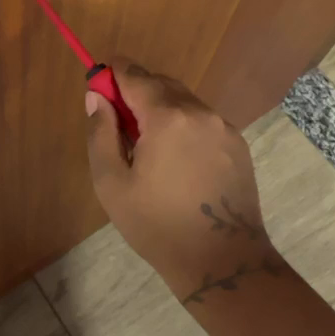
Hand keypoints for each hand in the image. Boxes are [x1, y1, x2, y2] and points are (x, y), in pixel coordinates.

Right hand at [82, 60, 276, 299]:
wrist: (223, 261)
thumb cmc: (157, 225)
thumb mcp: (112, 183)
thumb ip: (101, 133)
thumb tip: (96, 98)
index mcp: (167, 117)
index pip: (135, 76)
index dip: (113, 74)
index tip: (98, 82)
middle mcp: (200, 113)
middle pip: (162, 84)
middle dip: (136, 91)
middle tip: (118, 120)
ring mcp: (224, 128)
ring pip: (185, 102)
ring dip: (162, 109)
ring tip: (146, 145)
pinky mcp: (238, 146)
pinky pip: (203, 122)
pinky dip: (184, 126)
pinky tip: (175, 159)